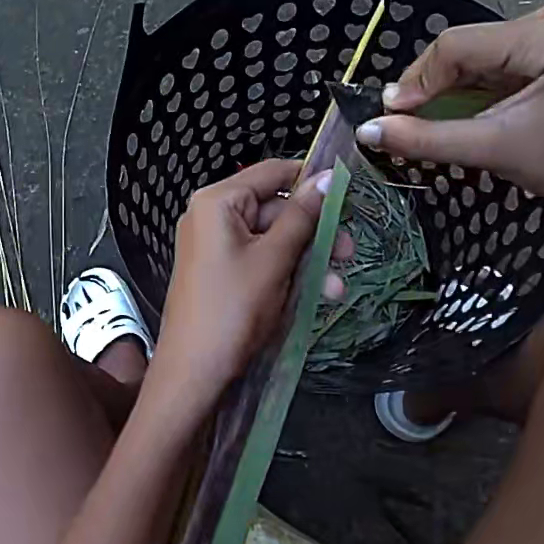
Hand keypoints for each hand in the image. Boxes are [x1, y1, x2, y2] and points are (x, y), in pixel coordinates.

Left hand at [145, 159, 342, 407]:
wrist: (194, 371)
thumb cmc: (233, 309)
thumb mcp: (275, 260)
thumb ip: (303, 216)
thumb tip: (329, 176)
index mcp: (217, 202)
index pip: (273, 173)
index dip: (313, 181)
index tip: (349, 196)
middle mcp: (212, 217)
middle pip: (276, 210)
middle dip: (315, 234)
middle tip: (348, 254)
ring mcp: (215, 247)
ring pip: (274, 241)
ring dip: (307, 261)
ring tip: (334, 289)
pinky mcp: (221, 274)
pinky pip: (261, 263)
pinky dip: (287, 275)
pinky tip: (315, 297)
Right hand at [355, 0, 543, 218]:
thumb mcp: (490, 149)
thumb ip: (425, 139)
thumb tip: (367, 130)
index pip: (459, 44)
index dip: (417, 80)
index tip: (390, 116)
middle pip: (462, 46)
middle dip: (428, 86)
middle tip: (401, 122)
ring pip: (467, 54)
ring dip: (440, 88)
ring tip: (423, 121)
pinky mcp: (541, 44)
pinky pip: (482, 62)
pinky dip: (459, 88)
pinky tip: (450, 111)